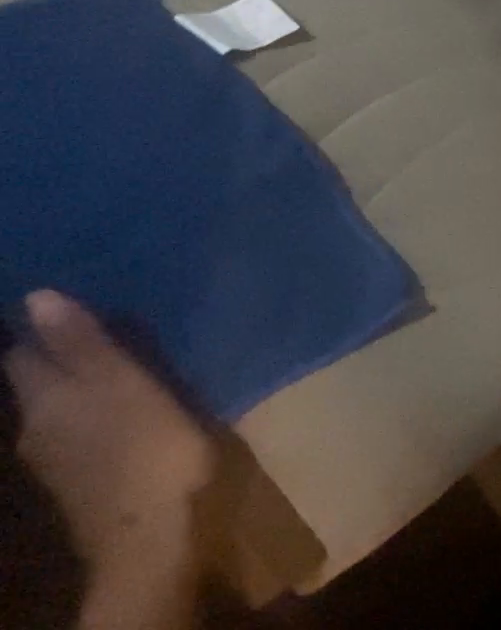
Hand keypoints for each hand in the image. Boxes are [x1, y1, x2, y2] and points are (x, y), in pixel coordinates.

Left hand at [4, 291, 213, 572]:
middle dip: (58, 352)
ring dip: (80, 380)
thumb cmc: (146, 449)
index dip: (41, 327)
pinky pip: (81, 426)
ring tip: (117, 357)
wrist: (149, 531)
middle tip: (96, 322)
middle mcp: (37, 422)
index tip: (68, 299)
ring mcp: (57, 453)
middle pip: (37, 379)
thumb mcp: (126, 389)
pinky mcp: (85, 473)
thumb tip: (38, 295)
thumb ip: (86, 346)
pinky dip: (96, 407)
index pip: (26, 353)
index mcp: (49, 397)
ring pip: (58, 403)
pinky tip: (122, 404)